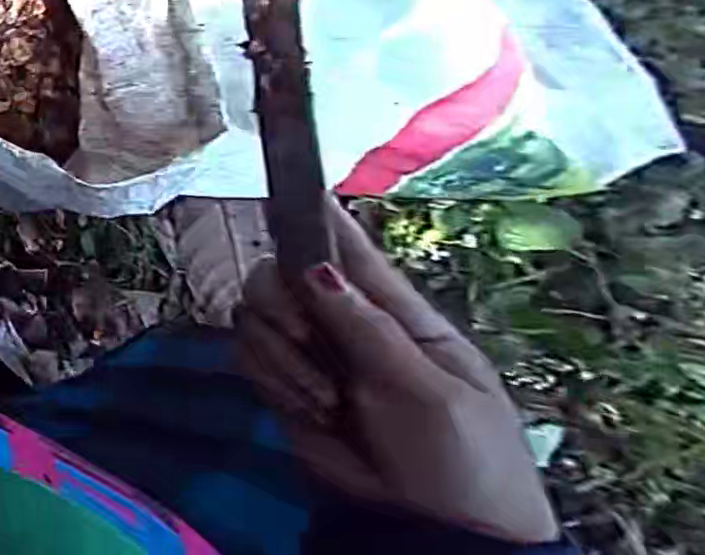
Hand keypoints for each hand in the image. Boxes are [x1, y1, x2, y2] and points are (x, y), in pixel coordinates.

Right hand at [236, 200, 558, 543]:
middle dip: (281, 302)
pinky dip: (270, 377)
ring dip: (281, 355)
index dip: (320, 216)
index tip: (291, 185)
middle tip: (303, 337)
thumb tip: (315, 267)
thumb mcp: (425, 391)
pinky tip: (308, 407)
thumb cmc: (458, 460)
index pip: (351, 250)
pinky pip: (246, 350)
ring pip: (254, 311)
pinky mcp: (279, 376)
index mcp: (396, 316)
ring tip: (322, 397)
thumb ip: (365, 326)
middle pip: (278, 274)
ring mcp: (308, 349)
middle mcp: (342, 321)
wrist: (428, 533)